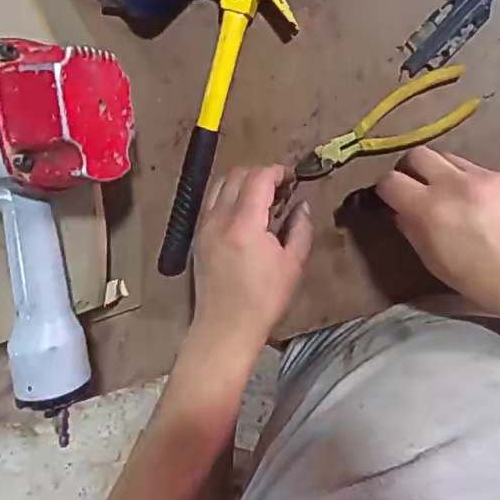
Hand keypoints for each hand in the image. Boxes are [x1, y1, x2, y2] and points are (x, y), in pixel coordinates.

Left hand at [191, 165, 311, 350]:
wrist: (225, 328)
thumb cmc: (264, 299)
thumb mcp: (293, 264)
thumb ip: (300, 228)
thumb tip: (302, 205)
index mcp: (244, 224)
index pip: (259, 178)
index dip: (278, 172)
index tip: (293, 179)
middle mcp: (219, 218)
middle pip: (237, 174)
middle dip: (261, 173)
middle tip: (282, 188)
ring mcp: (203, 226)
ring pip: (220, 183)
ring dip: (243, 181)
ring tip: (263, 196)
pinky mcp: (197, 236)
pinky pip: (212, 200)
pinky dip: (229, 194)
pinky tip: (245, 211)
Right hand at [374, 147, 499, 317]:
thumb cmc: (483, 282)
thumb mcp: (436, 263)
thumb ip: (413, 232)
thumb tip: (398, 212)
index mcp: (430, 210)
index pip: (391, 181)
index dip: (386, 190)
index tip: (390, 200)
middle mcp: (453, 184)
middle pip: (417, 155)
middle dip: (410, 170)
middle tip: (416, 190)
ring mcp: (482, 176)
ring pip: (447, 156)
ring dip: (439, 172)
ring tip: (448, 195)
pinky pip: (475, 168)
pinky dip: (467, 180)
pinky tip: (479, 203)